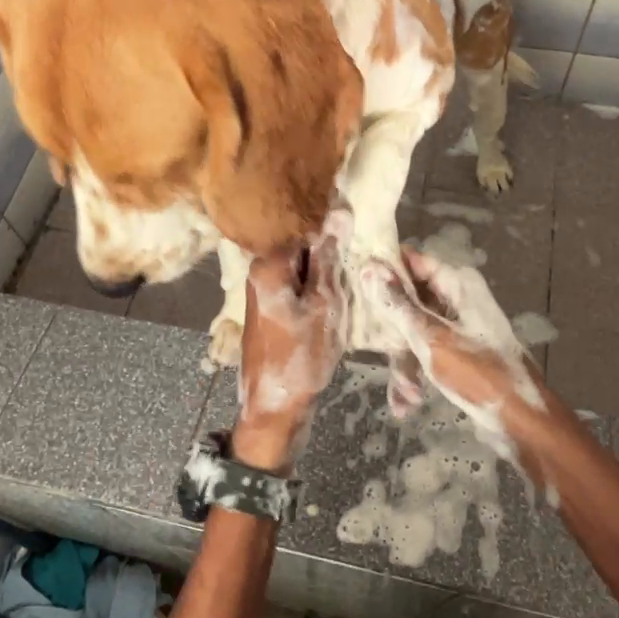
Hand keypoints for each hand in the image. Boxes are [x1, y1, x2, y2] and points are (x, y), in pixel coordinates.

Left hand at [231, 212, 350, 471]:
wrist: (274, 405)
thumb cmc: (301, 356)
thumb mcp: (324, 305)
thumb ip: (328, 259)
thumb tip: (339, 212)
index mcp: (268, 263)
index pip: (305, 226)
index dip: (334, 229)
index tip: (360, 235)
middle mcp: (258, 269)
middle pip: (301, 246)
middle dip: (329, 252)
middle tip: (358, 263)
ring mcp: (262, 288)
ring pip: (301, 266)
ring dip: (324, 272)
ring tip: (351, 279)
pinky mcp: (268, 306)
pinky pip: (296, 284)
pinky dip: (314, 288)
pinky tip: (335, 298)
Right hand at [360, 248, 548, 438]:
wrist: (521, 419)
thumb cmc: (478, 373)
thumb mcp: (431, 338)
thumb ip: (397, 305)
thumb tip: (368, 268)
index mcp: (458, 283)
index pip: (412, 260)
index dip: (383, 270)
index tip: (354, 285)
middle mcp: (458, 297)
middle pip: (409, 298)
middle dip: (392, 330)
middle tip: (374, 349)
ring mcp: (458, 324)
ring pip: (414, 329)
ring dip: (405, 361)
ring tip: (404, 393)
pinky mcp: (458, 348)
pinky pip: (426, 350)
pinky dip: (417, 372)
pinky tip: (407, 402)